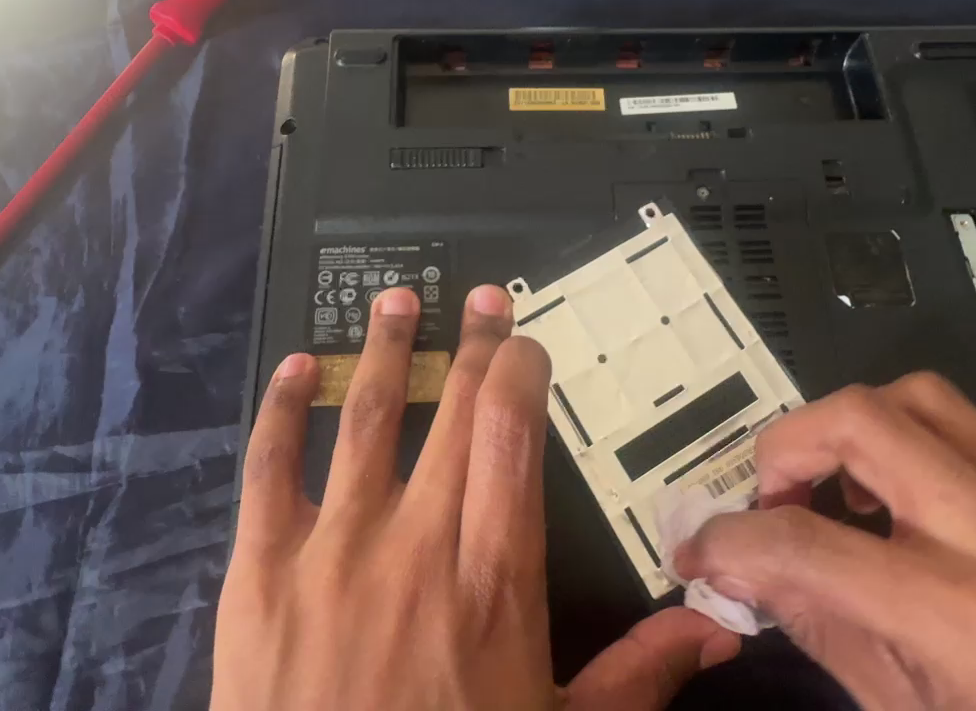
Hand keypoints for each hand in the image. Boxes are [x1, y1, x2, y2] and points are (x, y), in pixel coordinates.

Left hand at [212, 284, 740, 709]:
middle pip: (451, 412)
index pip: (512, 432)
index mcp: (492, 579)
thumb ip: (638, 674)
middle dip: (470, 345)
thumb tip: (717, 625)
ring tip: (398, 303)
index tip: (523, 344)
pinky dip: (280, 410)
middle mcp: (414, 547)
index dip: (519, 370)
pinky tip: (294, 368)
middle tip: (480, 301)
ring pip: (362, 418)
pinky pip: (267, 469)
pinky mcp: (258, 575)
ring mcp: (331, 553)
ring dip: (382, 351)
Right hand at [674, 372, 975, 710]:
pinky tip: (897, 502)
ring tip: (832, 490)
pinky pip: (963, 426)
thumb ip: (821, 627)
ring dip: (848, 429)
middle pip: (863, 420)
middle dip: (784, 449)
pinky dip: (903, 441)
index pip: (808, 545)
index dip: (729, 543)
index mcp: (974, 624)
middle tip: (770, 504)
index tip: (697, 550)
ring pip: (915, 397)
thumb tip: (738, 568)